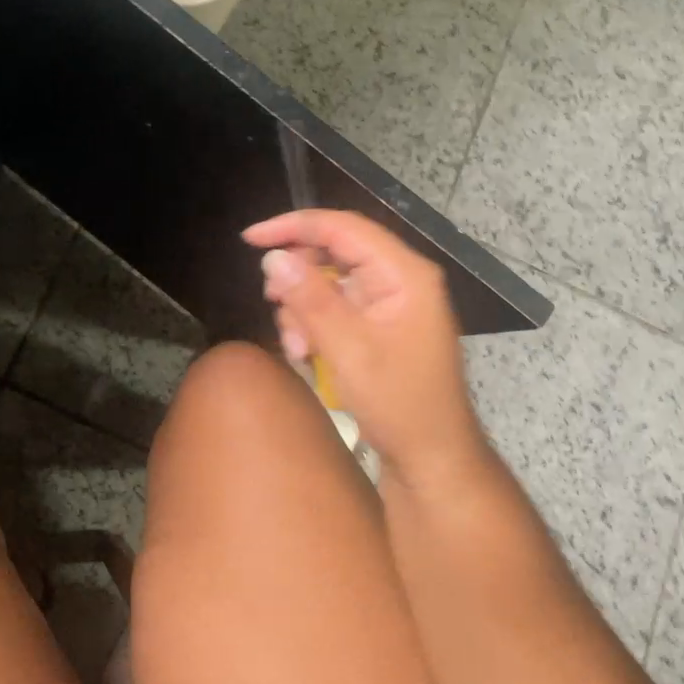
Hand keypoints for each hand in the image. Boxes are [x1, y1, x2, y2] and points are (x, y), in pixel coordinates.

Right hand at [242, 210, 481, 479]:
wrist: (433, 456)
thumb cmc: (399, 404)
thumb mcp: (348, 350)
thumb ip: (311, 299)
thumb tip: (273, 258)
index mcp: (404, 274)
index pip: (343, 228)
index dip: (293, 226)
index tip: (250, 239)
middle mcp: (400, 278)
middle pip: (335, 252)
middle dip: (298, 276)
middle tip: (271, 301)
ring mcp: (391, 302)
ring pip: (330, 280)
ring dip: (303, 307)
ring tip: (295, 346)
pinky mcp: (381, 324)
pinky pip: (338, 306)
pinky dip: (315, 323)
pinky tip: (305, 352)